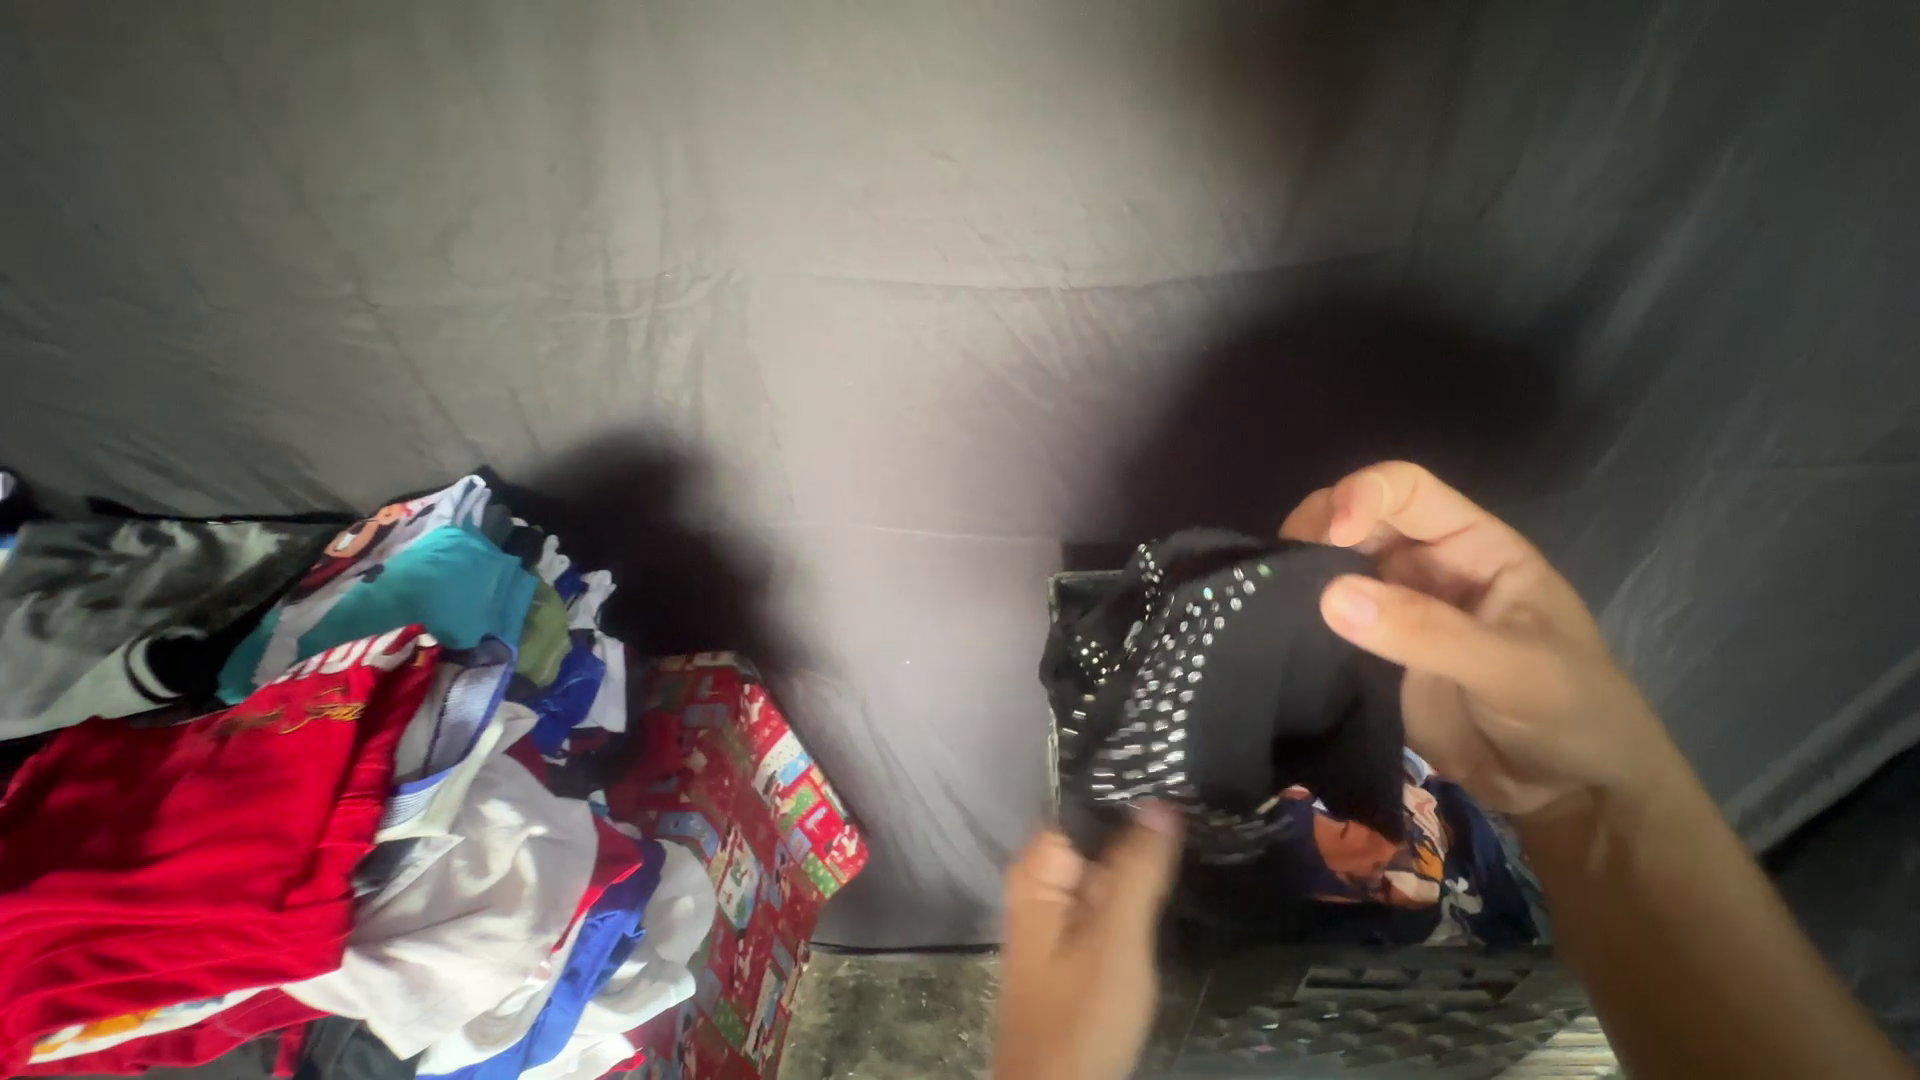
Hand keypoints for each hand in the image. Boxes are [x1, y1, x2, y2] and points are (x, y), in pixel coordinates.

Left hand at [992, 804, 1182, 1079]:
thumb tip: (1160, 801)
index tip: (1172, 777)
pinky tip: (1168, 879)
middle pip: (1095, 838)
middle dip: (1139, 827)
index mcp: (1037, 871)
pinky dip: (1134, 891)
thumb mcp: (1117, 939)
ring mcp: (1057, 913)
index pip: (1082, 807)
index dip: (1125, 793)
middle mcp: (1040, 883)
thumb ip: (1138, 870)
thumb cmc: (1081, 1017)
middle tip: (1194, 805)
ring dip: (1141, 860)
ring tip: (1191, 830)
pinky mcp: (1074, 940)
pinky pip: (1105, 898)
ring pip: (1105, 870)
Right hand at [1279, 461, 1682, 821]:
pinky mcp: (1370, 652)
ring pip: (1332, 566)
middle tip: (1280, 566)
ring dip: (1298, 571)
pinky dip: (1297, 616)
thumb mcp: (1514, 669)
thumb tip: (1331, 596)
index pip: (1407, 491)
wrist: (1566, 795)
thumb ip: (1427, 632)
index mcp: (1473, 547)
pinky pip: (1326, 620)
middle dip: (1315, 528)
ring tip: (1268, 596)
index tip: (1331, 536)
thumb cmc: (1571, 716)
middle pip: (1356, 519)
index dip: (1363, 496)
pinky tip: (1276, 627)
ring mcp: (1395, 610)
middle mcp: (1427, 567)